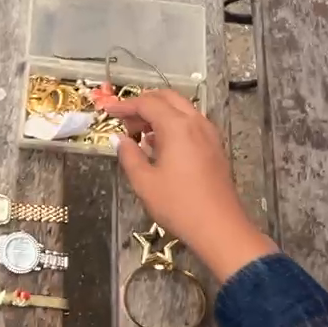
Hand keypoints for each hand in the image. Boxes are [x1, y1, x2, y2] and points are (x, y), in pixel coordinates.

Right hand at [95, 87, 277, 281]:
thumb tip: (121, 140)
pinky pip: (191, 123)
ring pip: (181, 109)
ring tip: (139, 132)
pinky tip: (160, 144)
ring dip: (159, 113)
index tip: (108, 112)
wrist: (220, 228)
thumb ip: (129, 155)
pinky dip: (173, 124)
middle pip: (167, 98)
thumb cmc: (178, 205)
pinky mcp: (215, 147)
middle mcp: (196, 123)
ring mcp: (209, 134)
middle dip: (144, 103)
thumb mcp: (144, 182)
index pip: (147, 103)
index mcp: (177, 126)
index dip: (124, 105)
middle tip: (124, 119)